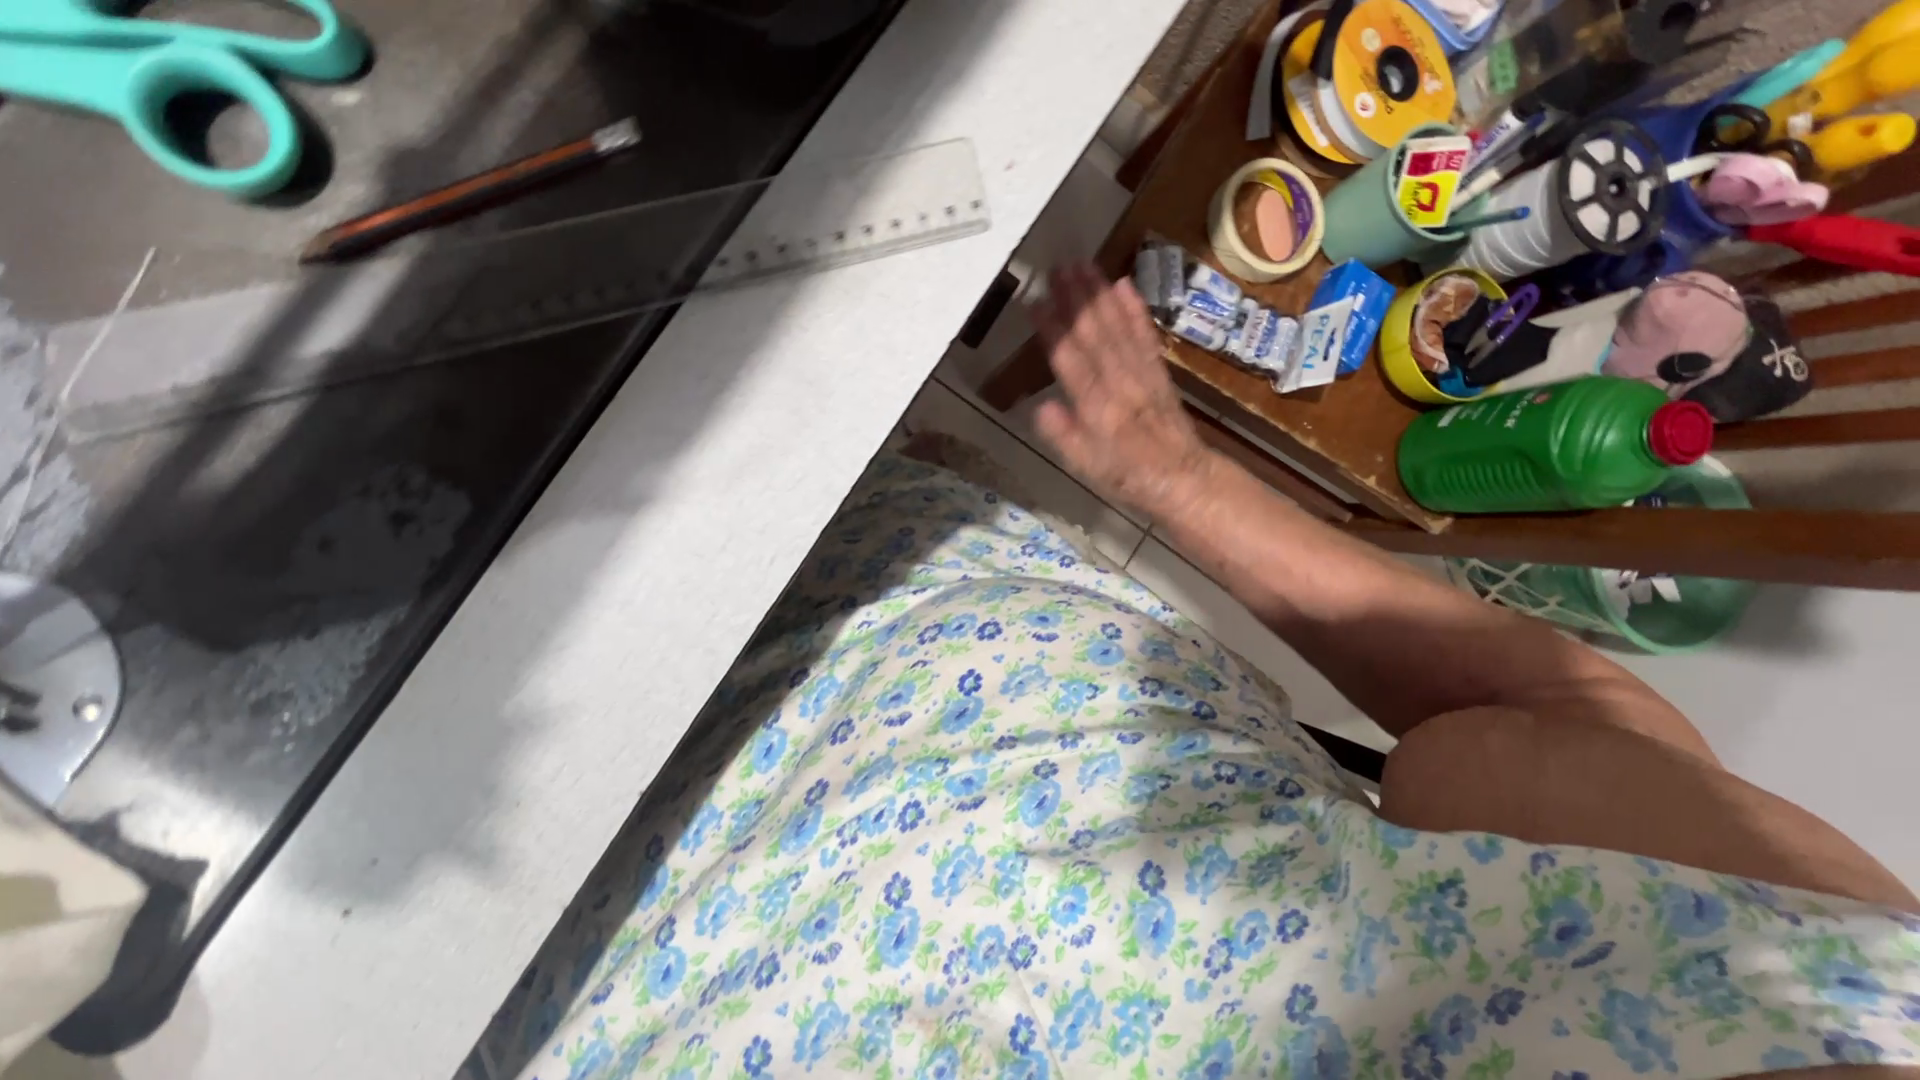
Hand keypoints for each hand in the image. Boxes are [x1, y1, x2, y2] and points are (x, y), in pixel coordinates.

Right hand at [1029, 262, 1220, 523]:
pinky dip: (1135, 309)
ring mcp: (1142, 374)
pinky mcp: (1159, 371)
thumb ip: (1064, 435)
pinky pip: (1145, 335)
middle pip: (1094, 333)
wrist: (1182, 479)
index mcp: (1098, 408)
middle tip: (1057, 266)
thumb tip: (1040, 407)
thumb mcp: (1087, 465)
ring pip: (1118, 326)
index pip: (1070, 361)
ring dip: (1100, 294)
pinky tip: (1123, 285)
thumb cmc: (1127, 475)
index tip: (1034, 301)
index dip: (1052, 330)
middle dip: (1075, 298)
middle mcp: (1121, 383)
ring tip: (1083, 265)